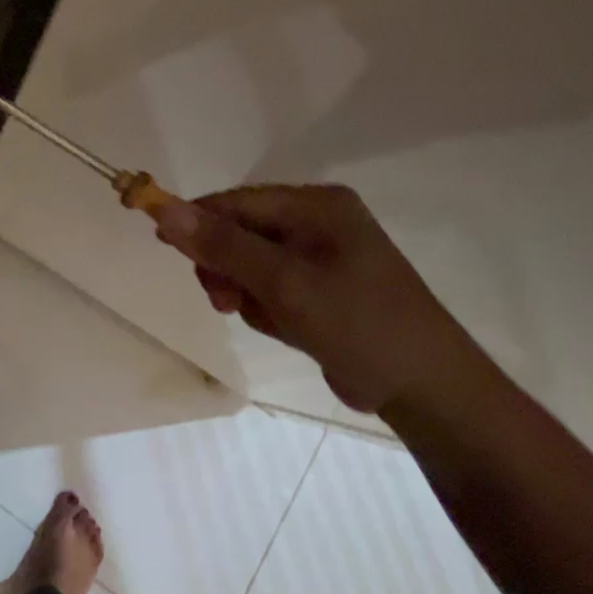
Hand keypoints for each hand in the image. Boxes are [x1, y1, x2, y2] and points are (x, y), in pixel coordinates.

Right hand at [151, 184, 484, 416]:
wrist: (429, 391)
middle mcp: (319, 220)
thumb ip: (221, 245)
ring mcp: (324, 255)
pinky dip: (267, 306)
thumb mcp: (282, 283)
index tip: (166, 249)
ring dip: (246, 292)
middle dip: (226, 267)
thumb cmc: (358, 325)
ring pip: (250, 263)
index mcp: (316, 205)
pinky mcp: (325, 287)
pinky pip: (272, 286)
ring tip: (266, 320)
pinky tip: (286, 328)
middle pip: (240, 231)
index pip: (234, 201)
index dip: (195, 222)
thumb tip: (162, 208)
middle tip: (224, 302)